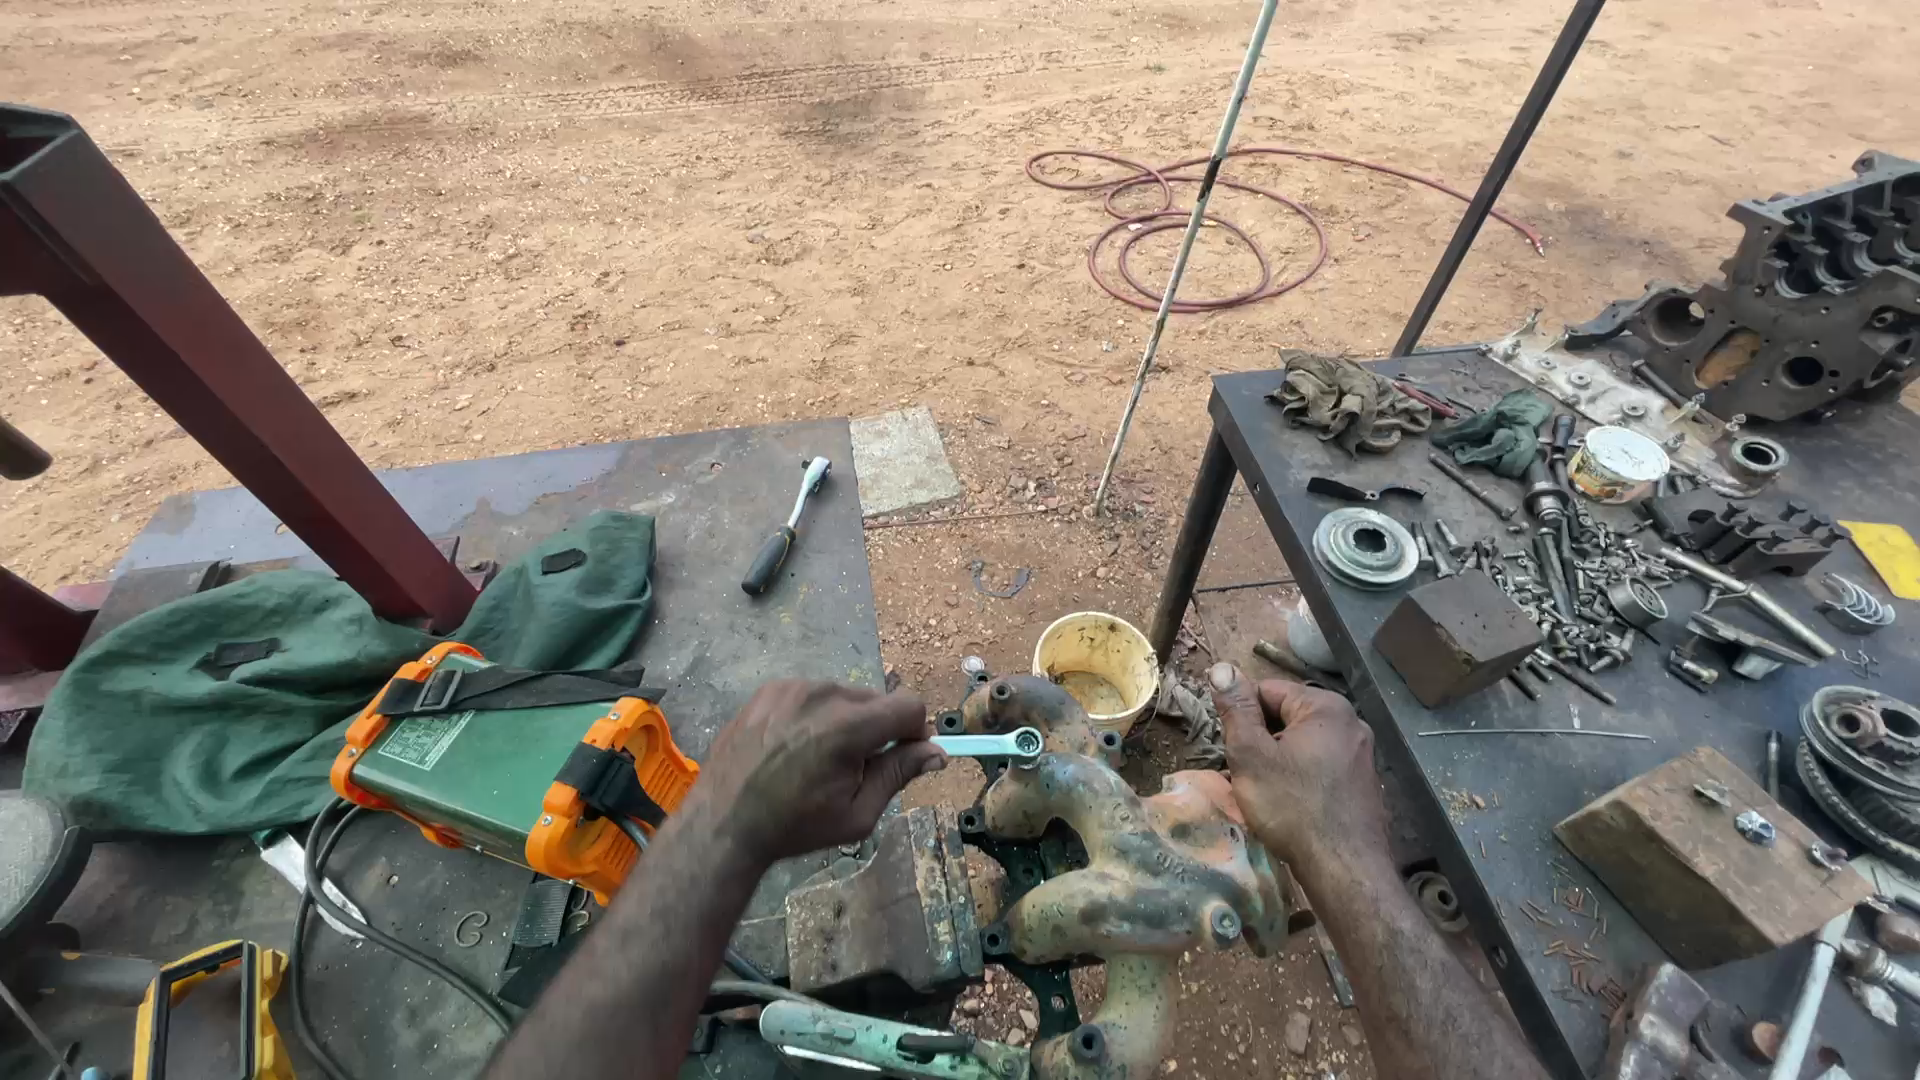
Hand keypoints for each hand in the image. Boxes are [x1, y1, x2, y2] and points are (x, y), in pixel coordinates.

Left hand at [683, 681, 946, 867]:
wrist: (723, 821)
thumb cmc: (795, 825)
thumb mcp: (857, 814)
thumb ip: (899, 774)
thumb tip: (937, 753)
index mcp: (848, 727)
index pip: (909, 705)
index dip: (915, 731)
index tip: (902, 754)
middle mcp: (824, 695)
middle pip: (877, 700)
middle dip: (878, 729)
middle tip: (853, 766)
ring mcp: (794, 687)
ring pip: (845, 696)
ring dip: (846, 720)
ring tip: (819, 757)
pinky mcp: (772, 688)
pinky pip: (813, 693)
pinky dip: (816, 714)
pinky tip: (795, 745)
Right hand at [1208, 662, 1388, 874]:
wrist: (1345, 872)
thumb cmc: (1292, 807)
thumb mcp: (1251, 754)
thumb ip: (1236, 708)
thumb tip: (1222, 668)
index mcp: (1326, 707)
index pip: (1265, 690)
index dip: (1240, 716)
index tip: (1233, 748)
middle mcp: (1351, 723)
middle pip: (1285, 716)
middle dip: (1260, 739)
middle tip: (1246, 772)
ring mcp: (1361, 756)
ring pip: (1300, 744)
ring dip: (1276, 760)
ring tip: (1264, 791)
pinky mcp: (1362, 784)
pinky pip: (1319, 766)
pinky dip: (1299, 777)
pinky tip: (1289, 804)